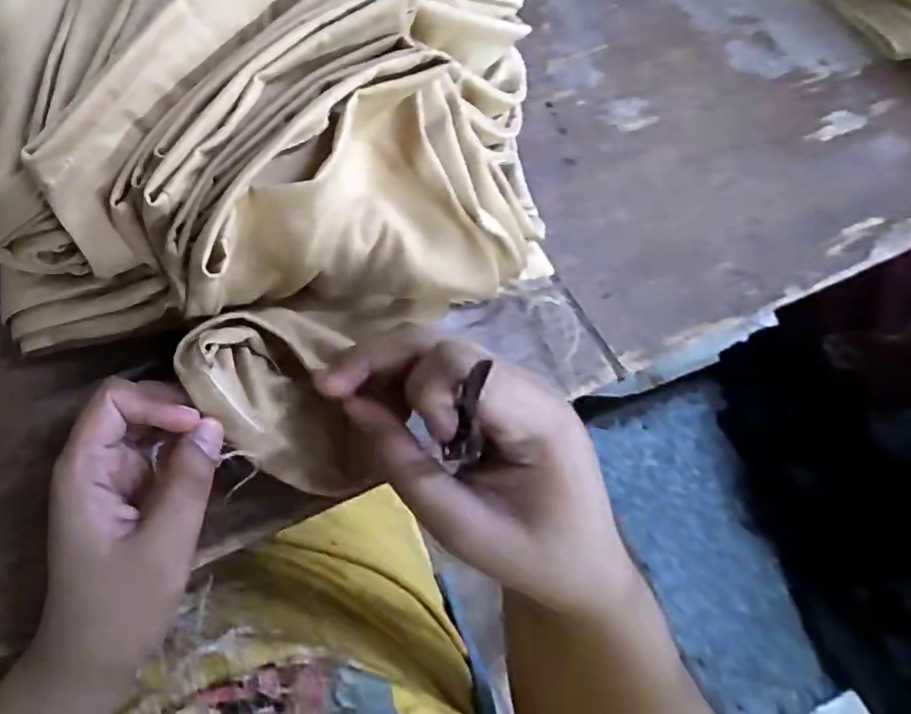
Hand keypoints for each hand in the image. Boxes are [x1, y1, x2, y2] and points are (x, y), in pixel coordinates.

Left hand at [31, 379, 223, 694]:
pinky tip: (205, 461)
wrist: (89, 664)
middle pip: (128, 406)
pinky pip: (151, 454)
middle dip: (172, 409)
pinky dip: (178, 452)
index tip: (195, 425)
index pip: (113, 400)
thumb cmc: (120, 610)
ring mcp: (105, 475)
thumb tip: (212, 424)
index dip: (155, 402)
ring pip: (142, 428)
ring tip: (218, 439)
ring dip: (179, 429)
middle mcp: (90, 461)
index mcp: (83, 467)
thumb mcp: (163, 549)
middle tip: (217, 426)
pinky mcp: (122, 492)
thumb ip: (188, 484)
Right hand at [316, 326, 639, 615]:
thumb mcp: (462, 527)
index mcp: (538, 416)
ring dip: (383, 363)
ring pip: (431, 344)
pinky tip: (379, 399)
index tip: (430, 442)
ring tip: (345, 391)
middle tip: (328, 385)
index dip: (424, 391)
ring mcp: (510, 379)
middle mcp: (526, 382)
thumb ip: (404, 464)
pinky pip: (437, 362)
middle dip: (379, 358)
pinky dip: (399, 374)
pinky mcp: (493, 386)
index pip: (463, 365)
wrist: (583, 568)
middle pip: (439, 342)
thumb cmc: (530, 556)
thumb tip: (351, 402)